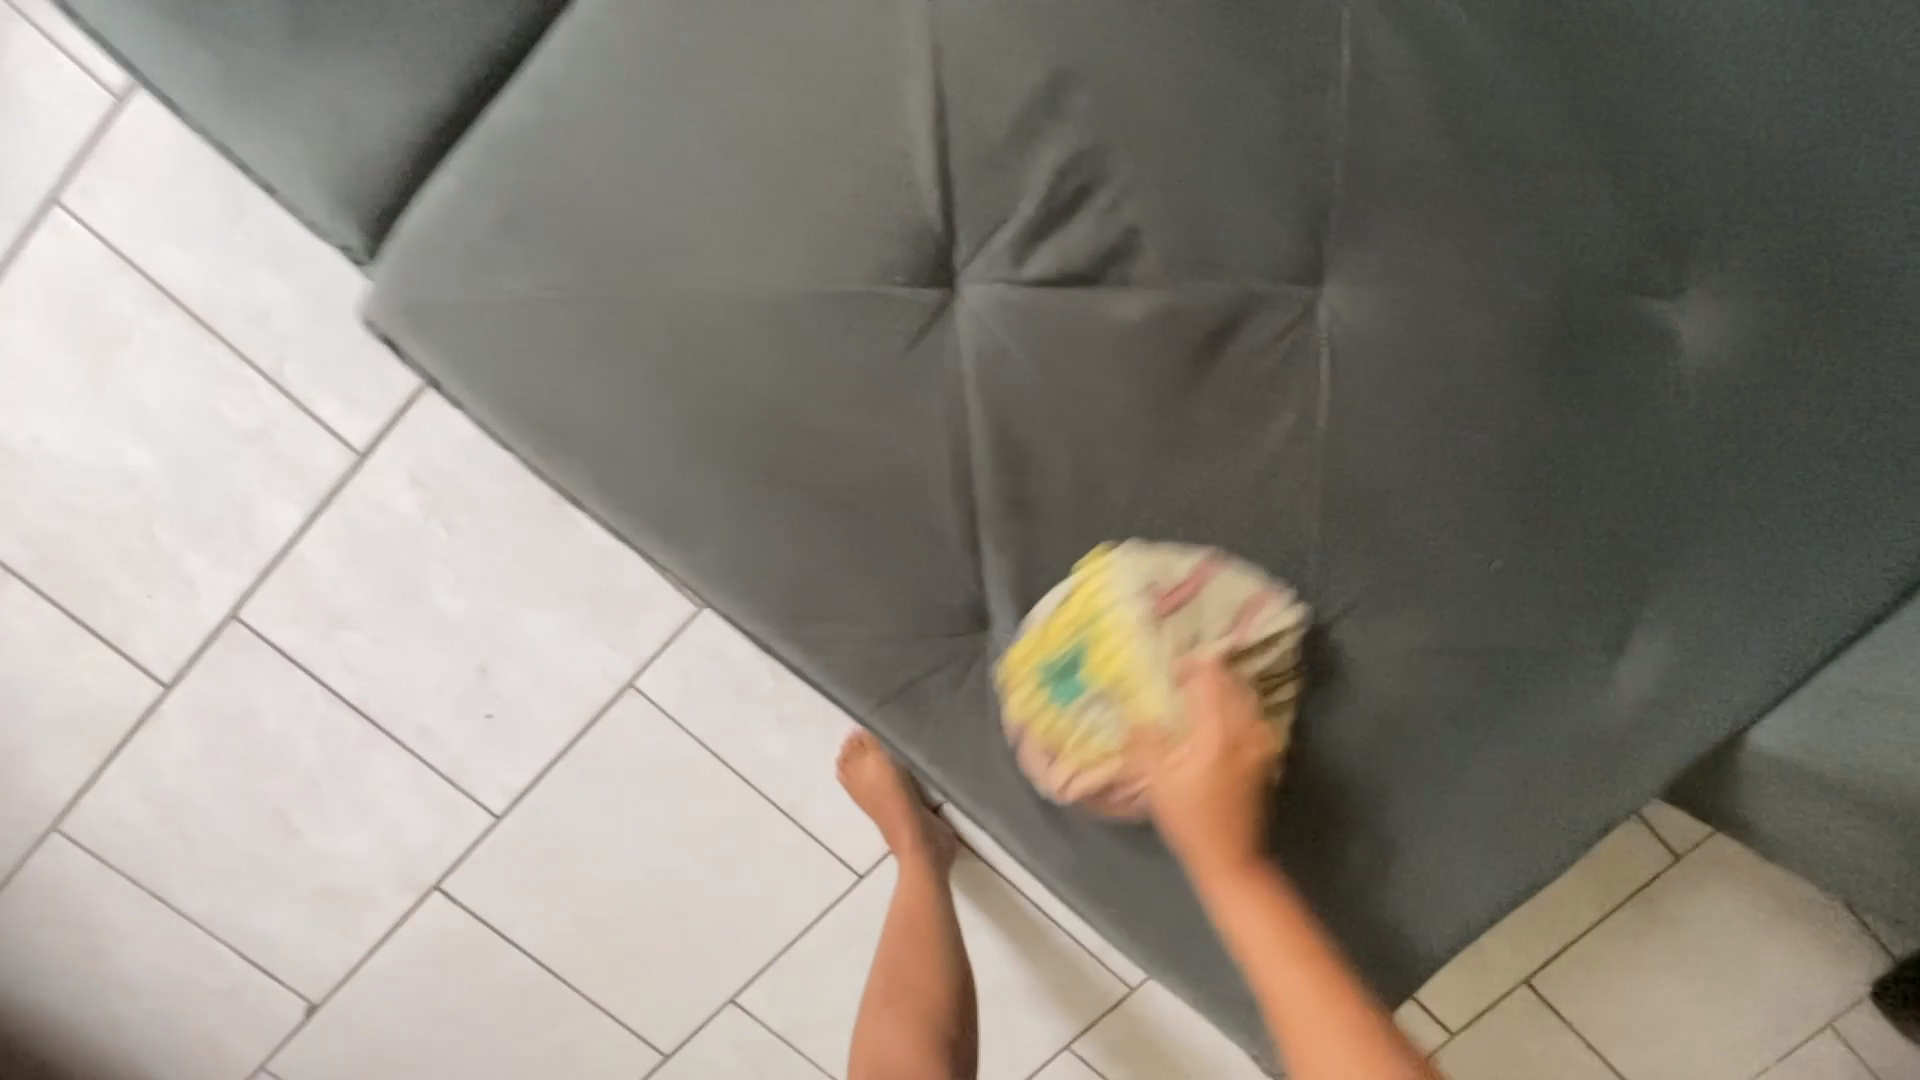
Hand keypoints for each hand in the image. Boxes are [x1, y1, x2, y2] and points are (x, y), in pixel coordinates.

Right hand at [1128, 654, 1280, 879]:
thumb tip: (1135, 716)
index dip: (1194, 666)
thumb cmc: (1189, 818)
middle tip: (1188, 674)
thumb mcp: (1156, 779)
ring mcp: (1258, 747)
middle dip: (1212, 674)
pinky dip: (1238, 711)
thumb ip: (1145, 741)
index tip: (1174, 665)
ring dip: (1227, 691)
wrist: (1229, 858)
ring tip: (1204, 693)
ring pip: (1247, 703)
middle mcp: (1243, 732)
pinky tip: (1222, 720)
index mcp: (1216, 732)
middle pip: (1234, 686)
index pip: (1211, 681)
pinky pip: (1253, 721)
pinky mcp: (1263, 761)